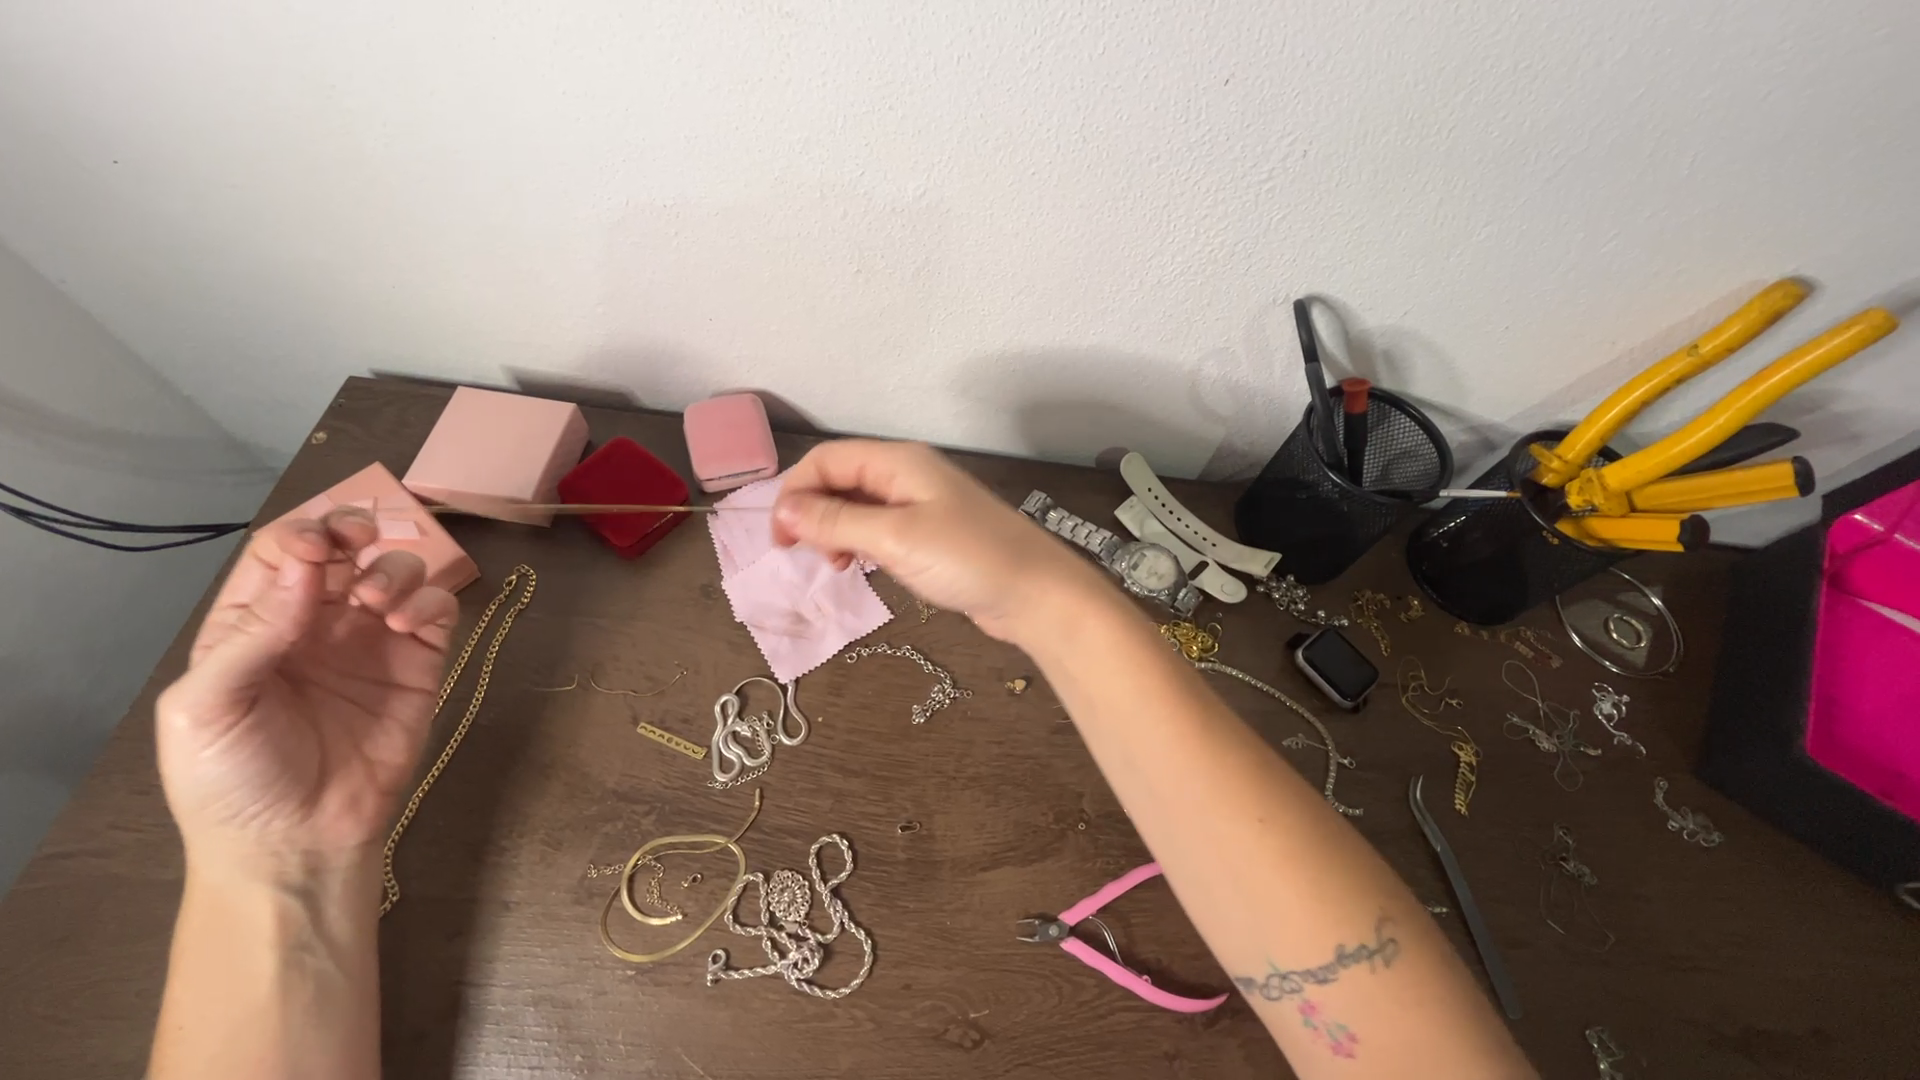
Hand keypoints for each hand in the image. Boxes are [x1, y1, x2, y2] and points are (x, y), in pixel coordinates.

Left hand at [155, 507, 458, 883]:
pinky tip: (408, 625)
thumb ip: (253, 632)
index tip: (319, 549)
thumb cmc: (233, 779)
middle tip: (362, 536)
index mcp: (253, 625)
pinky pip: (437, 611)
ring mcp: (374, 642)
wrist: (299, 840)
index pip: (281, 556)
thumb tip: (309, 565)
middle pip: (344, 551)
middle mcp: (317, 624)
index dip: (301, 538)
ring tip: (380, 606)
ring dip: (394, 570)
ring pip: (397, 572)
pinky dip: (430, 602)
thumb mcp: (208, 706)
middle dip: (353, 530)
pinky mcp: (421, 664)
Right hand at [771, 439, 1111, 640]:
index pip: (826, 460)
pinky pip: (879, 529)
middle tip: (804, 555)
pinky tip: (861, 568)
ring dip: (835, 531)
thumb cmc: (968, 558)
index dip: (795, 492)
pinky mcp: (930, 535)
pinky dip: (860, 545)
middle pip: (840, 480)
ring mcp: (920, 505)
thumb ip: (837, 520)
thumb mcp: (895, 538)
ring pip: (858, 507)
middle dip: (813, 512)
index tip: (779, 538)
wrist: (1035, 593)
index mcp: (899, 461)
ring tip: (836, 566)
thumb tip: (784, 508)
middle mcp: (907, 475)